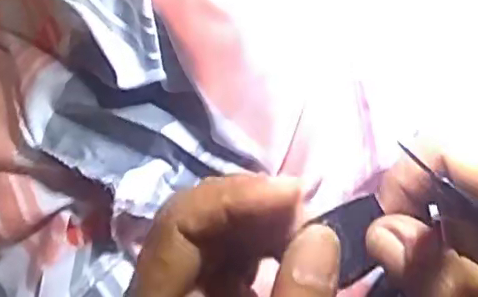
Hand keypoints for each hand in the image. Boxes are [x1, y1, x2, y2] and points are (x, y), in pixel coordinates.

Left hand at [130, 174, 343, 296]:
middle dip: (255, 206)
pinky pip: (225, 264)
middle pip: (198, 222)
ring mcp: (177, 294)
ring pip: (213, 240)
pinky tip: (292, 251)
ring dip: (262, 225)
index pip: (180, 220)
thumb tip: (320, 232)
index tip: (294, 191)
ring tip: (308, 225)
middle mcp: (157, 289)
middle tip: (309, 208)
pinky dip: (260, 251)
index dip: (236, 195)